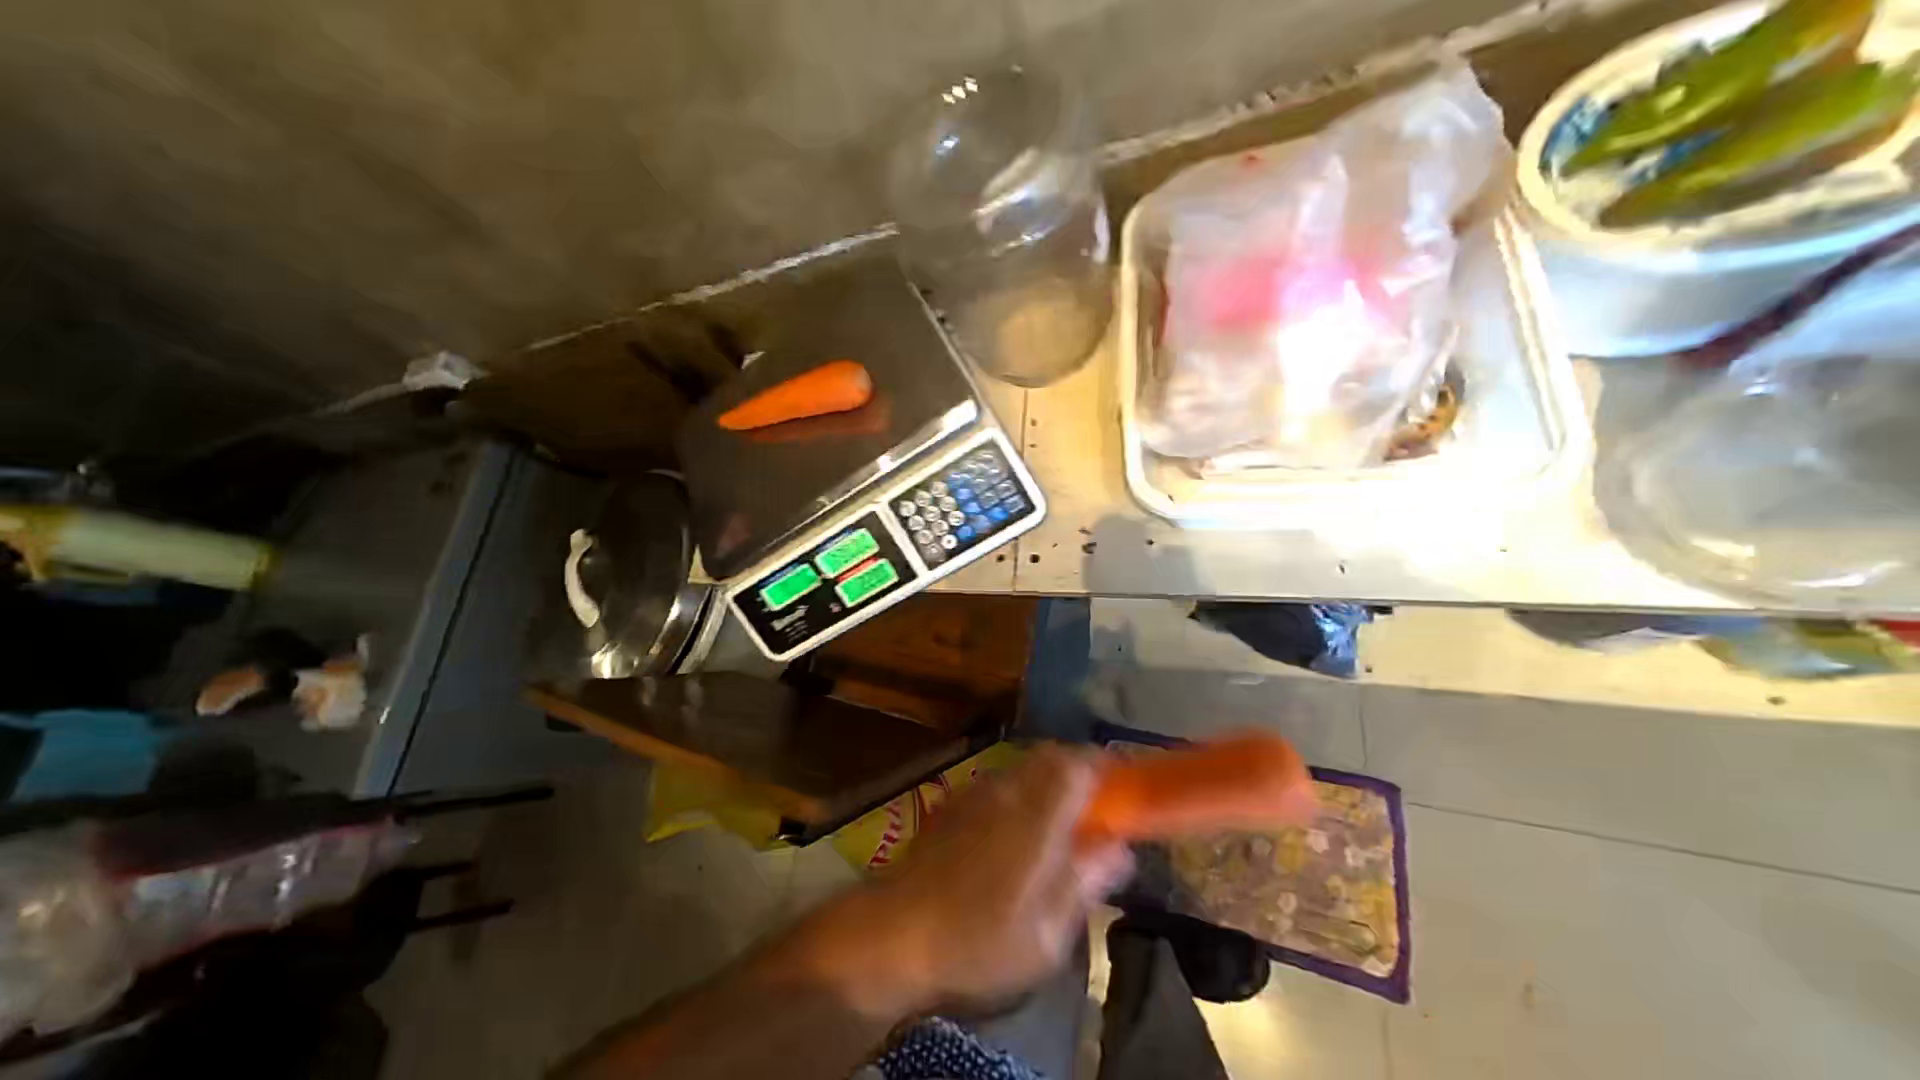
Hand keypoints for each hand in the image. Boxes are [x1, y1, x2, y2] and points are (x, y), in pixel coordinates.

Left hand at [786, 746, 1132, 1019]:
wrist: (890, 934)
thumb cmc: (977, 942)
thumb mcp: (1046, 935)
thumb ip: (1085, 882)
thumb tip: (1118, 849)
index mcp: (1035, 816)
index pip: (1078, 765)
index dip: (1106, 767)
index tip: (1125, 785)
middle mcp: (1005, 791)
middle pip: (1050, 757)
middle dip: (1079, 770)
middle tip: (1097, 805)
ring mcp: (973, 794)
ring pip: (1023, 768)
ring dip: (1048, 781)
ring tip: (1060, 821)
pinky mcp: (951, 805)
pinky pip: (998, 784)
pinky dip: (1020, 793)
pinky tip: (1016, 833)